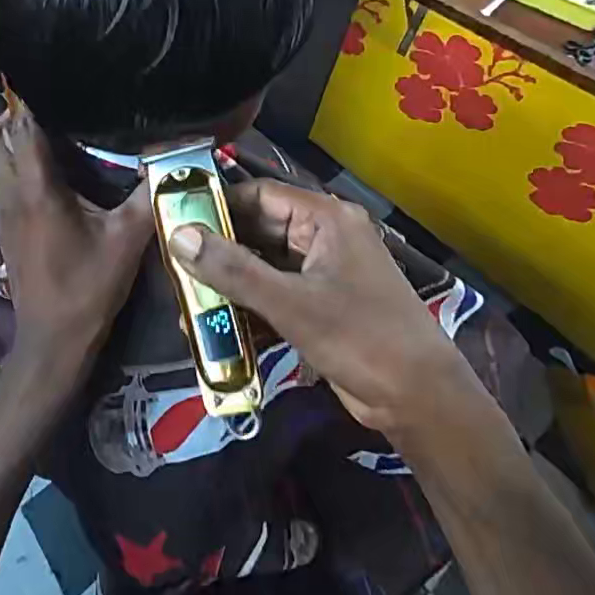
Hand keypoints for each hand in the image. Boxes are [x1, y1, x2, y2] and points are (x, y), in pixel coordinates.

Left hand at [0, 110, 153, 383]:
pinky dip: (13, 159)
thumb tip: (176, 157)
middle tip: (56, 101)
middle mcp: (11, 192)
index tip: (58, 79)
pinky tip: (46, 164)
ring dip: (12, 136)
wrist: (53, 340)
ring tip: (51, 124)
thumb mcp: (127, 240)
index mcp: (37, 188)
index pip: (23, 127)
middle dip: (18, 112)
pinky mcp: (3, 224)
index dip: (34, 99)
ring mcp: (1, 209)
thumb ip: (150, 195)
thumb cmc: (88, 288)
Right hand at [167, 180, 464, 434]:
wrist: (420, 400)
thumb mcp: (291, 303)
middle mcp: (322, 237)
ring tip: (188, 300)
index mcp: (325, 220)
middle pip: (258, 230)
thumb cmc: (361, 339)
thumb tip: (179, 236)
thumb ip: (233, 270)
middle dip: (218, 250)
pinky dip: (249, 306)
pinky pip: (274, 292)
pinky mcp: (319, 303)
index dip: (217, 204)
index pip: (259, 195)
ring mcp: (322, 271)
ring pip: (263, 265)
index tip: (175, 219)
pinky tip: (217, 326)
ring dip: (229, 283)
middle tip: (174, 265)